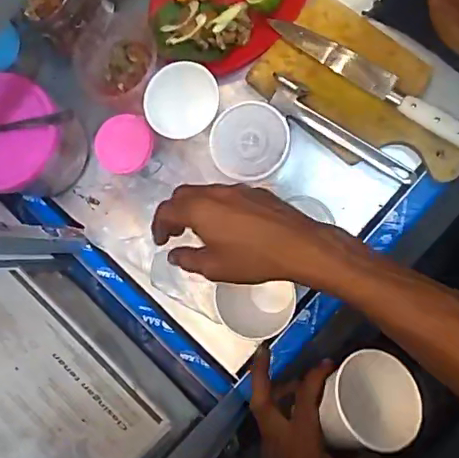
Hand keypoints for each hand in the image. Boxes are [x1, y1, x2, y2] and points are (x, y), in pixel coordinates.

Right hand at [150, 185, 361, 290]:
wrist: (300, 246)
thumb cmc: (254, 258)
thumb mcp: (214, 267)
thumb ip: (188, 259)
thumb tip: (176, 255)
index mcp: (198, 208)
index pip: (166, 210)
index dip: (158, 226)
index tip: (161, 241)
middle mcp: (214, 193)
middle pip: (182, 195)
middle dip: (173, 212)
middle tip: (174, 232)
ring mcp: (237, 190)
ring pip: (205, 192)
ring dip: (195, 207)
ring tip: (199, 229)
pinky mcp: (256, 192)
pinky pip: (226, 195)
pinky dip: (216, 206)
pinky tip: (226, 225)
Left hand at [249, 347, 378, 457]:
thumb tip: (380, 436)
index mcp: (299, 443)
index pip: (303, 399)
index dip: (314, 376)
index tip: (328, 362)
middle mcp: (277, 440)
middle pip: (260, 398)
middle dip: (261, 371)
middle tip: (267, 350)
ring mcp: (269, 450)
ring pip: (262, 410)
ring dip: (272, 390)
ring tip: (296, 380)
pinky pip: (268, 424)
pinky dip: (276, 409)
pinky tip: (293, 409)